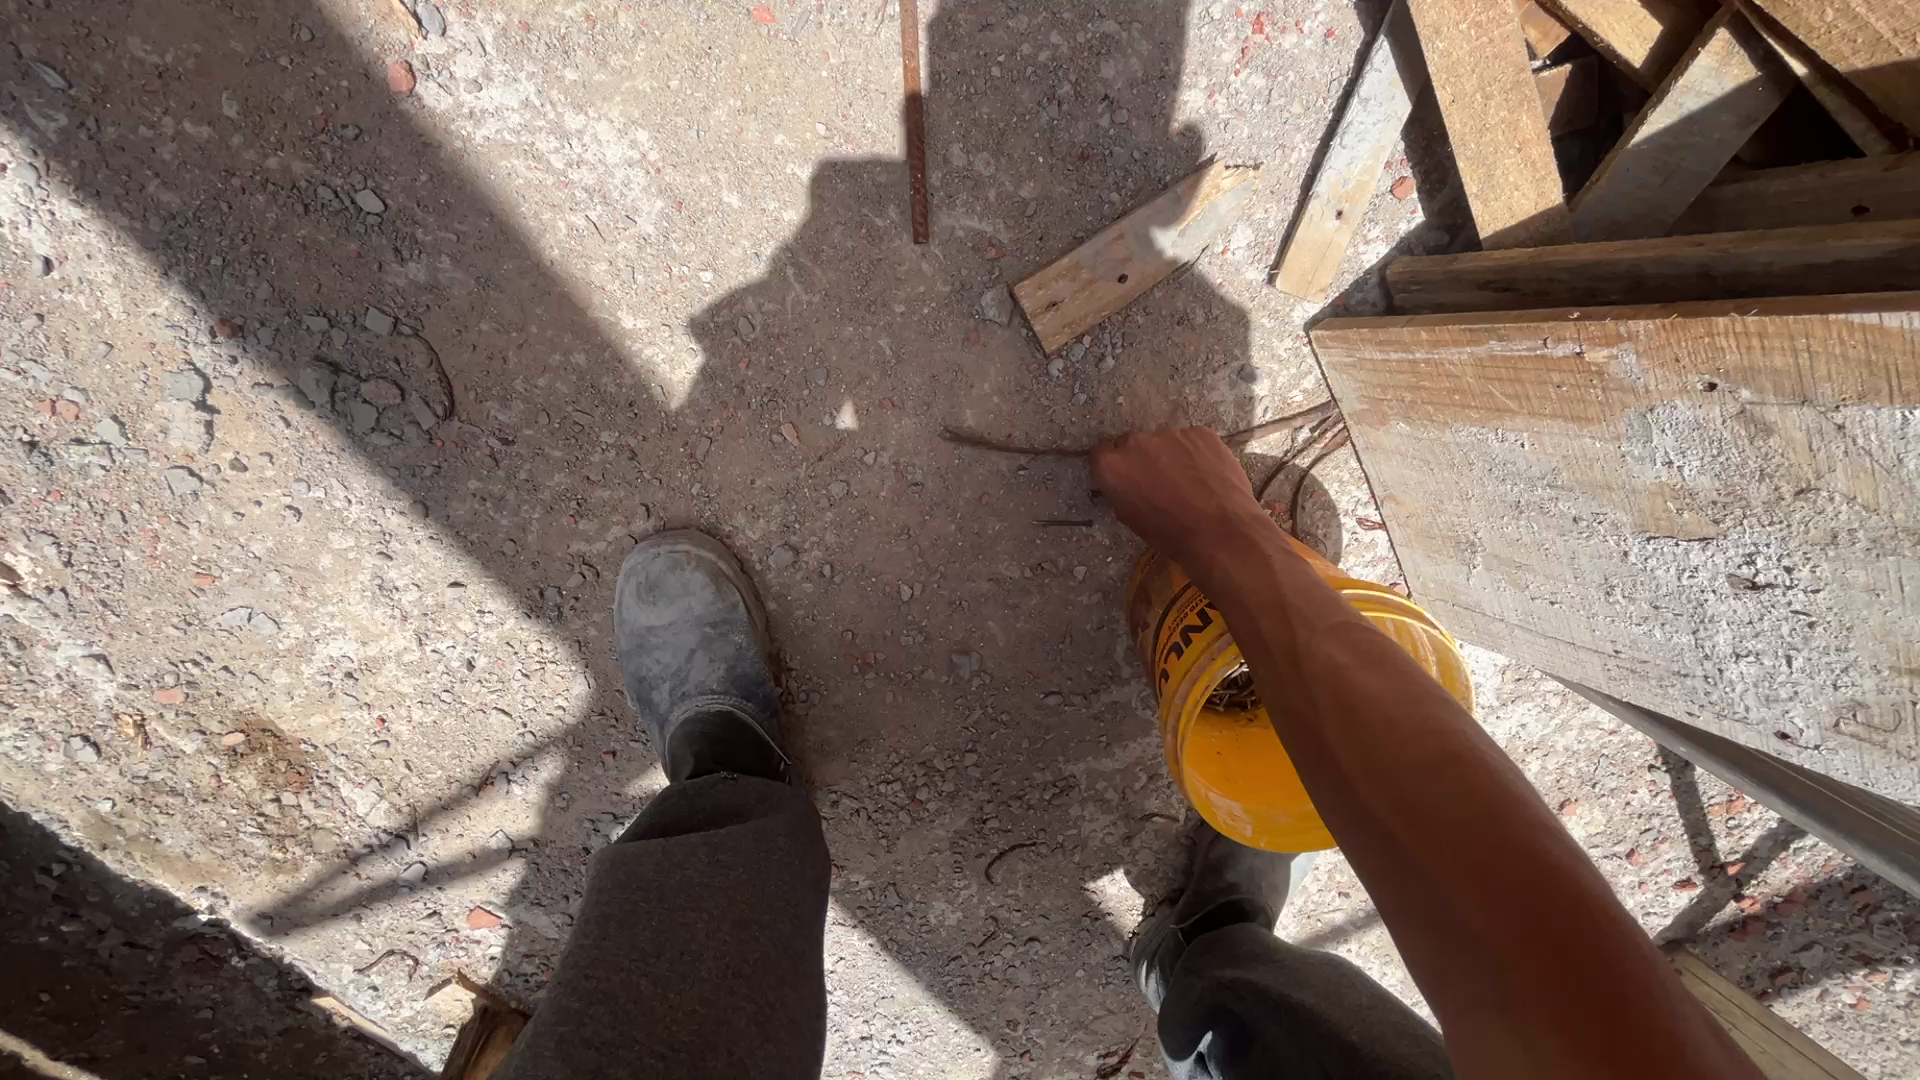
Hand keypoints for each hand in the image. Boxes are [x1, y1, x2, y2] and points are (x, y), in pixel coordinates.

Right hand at [1089, 427, 1273, 565]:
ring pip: (1164, 441)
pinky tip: (1206, 475)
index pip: (1100, 454)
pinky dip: (1195, 453)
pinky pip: (1191, 440)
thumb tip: (1126, 483)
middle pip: (1132, 444)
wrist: (1219, 531)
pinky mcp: (1201, 432)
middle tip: (1157, 482)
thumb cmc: (1169, 533)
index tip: (1123, 478)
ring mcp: (1170, 433)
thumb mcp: (1130, 517)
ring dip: (1169, 455)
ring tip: (1188, 481)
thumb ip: (1121, 491)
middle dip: (1140, 459)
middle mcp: (1136, 442)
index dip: (1112, 467)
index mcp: (1112, 465)